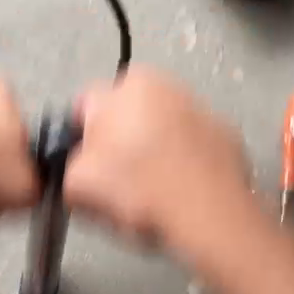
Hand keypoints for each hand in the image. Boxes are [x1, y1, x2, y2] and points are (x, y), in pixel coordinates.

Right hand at [65, 66, 253, 247]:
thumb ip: (69, 168)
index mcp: (125, 84)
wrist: (210, 212)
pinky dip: (185, 160)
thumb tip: (76, 169)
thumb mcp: (80, 185)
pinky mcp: (224, 131)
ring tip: (152, 191)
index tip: (86, 168)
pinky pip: (192, 143)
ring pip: (160, 126)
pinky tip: (182, 191)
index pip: (85, 105)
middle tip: (118, 182)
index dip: (80, 139)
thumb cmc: (140, 190)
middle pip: (125, 113)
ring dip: (154, 148)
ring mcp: (198, 105)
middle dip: (118, 140)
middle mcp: (163, 81)